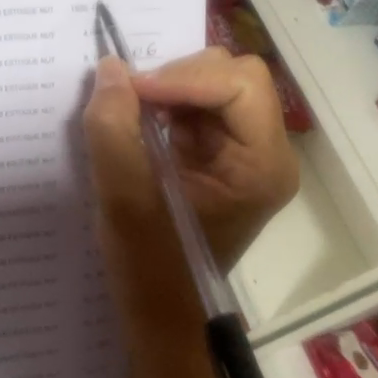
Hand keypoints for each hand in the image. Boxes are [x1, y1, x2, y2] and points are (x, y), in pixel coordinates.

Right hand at [83, 48, 300, 272]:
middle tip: (133, 95)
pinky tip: (141, 115)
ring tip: (133, 105)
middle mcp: (266, 151)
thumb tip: (111, 69)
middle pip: (235, 76)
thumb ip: (114, 129)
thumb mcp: (123, 197)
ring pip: (216, 81)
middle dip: (180, 76)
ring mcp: (245, 150)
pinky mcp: (221, 151)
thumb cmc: (150, 263)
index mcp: (262, 166)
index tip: (134, 89)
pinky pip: (200, 101)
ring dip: (171, 85)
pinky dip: (168, 97)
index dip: (186, 77)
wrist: (159, 308)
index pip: (240, 87)